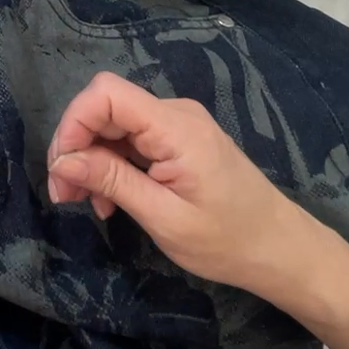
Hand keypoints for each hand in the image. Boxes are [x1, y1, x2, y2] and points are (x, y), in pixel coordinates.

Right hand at [45, 72, 321, 295]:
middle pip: (105, 108)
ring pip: (112, 124)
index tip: (62, 166)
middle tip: (63, 193)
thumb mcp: (164, 217)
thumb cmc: (229, 242)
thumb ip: (112, 181)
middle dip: (76, 146)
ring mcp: (176, 124)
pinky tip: (109, 198)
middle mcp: (174, 113)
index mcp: (176, 127)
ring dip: (90, 159)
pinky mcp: (176, 139)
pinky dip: (111, 164)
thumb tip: (62, 162)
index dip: (74, 121)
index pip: (106, 93)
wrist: (287, 254)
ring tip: (82, 201)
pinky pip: (129, 139)